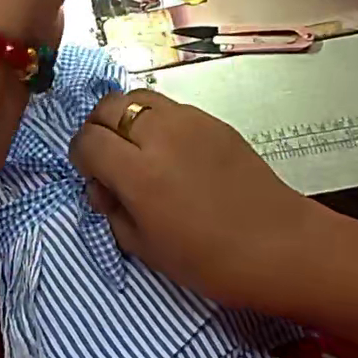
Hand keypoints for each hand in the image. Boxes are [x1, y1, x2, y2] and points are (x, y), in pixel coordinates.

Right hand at [67, 89, 330, 309]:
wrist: (278, 245)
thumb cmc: (208, 260)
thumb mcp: (144, 246)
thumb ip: (112, 209)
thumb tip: (102, 185)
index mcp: (139, 171)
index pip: (87, 140)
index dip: (80, 156)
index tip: (90, 173)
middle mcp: (160, 134)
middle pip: (108, 106)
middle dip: (97, 128)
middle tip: (107, 157)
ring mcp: (190, 121)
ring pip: (139, 96)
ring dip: (126, 117)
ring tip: (136, 148)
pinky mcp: (213, 119)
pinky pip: (170, 107)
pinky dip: (156, 120)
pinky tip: (170, 151)